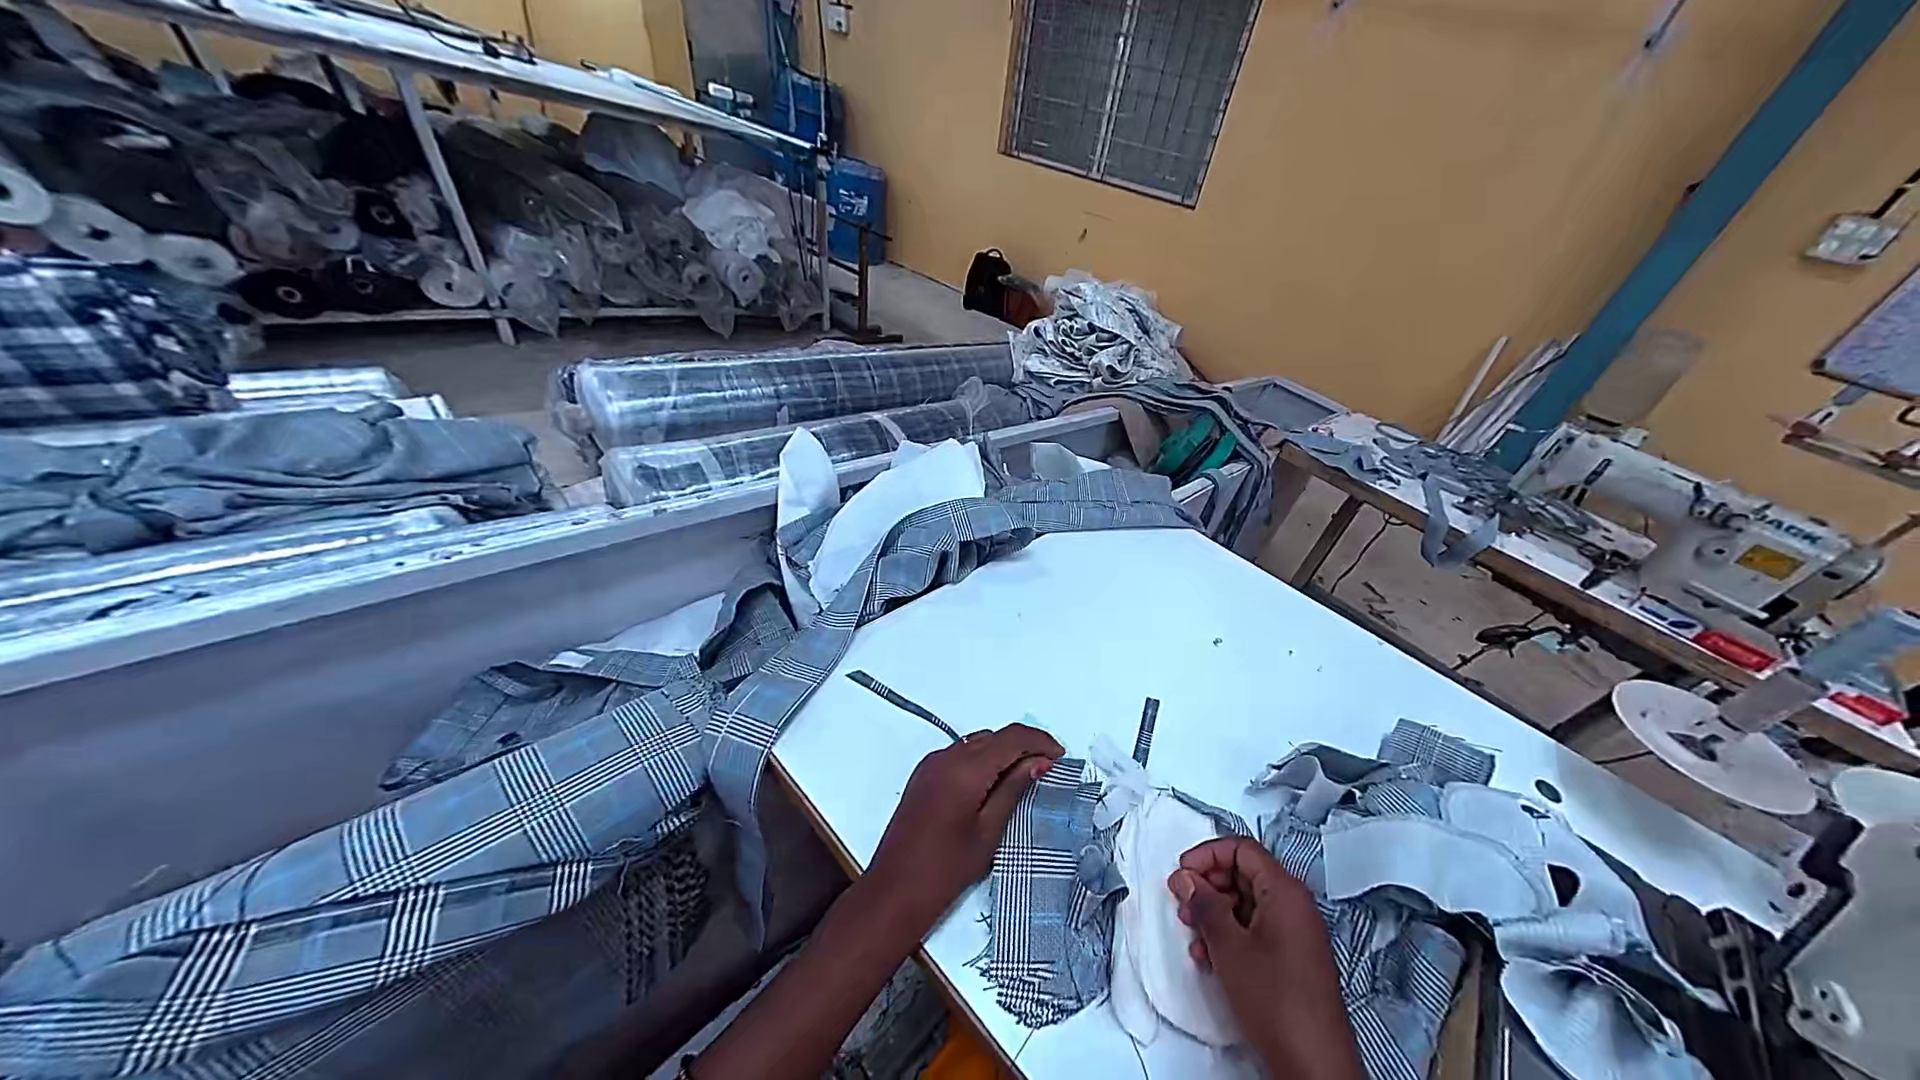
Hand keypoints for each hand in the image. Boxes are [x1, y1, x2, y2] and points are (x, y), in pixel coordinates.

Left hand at [862, 723, 1064, 937]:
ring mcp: (931, 765)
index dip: (1040, 742)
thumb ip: (1014, 789)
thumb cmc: (944, 869)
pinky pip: (959, 755)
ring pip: (976, 743)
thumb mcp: (989, 830)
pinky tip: (993, 785)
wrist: (895, 890)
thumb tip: (1037, 763)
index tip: (1059, 757)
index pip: (1011, 737)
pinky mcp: (923, 776)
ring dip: (1002, 753)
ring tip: (1024, 779)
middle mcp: (945, 757)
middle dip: (1023, 747)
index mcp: (965, 768)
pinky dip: (981, 761)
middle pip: (994, 737)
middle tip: (1046, 771)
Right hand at [1168, 837, 1364, 1079]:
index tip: (1184, 872)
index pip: (1241, 849)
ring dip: (1214, 913)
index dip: (1207, 855)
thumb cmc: (1280, 1005)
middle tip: (1184, 901)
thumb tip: (1188, 879)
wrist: (1313, 1065)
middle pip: (1242, 873)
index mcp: (1285, 892)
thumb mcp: (1227, 944)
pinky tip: (1211, 956)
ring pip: (1245, 903)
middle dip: (1208, 885)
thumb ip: (1203, 903)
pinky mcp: (1292, 958)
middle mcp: (1296, 907)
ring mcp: (1296, 934)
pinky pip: (1255, 928)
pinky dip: (1229, 935)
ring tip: (1195, 934)